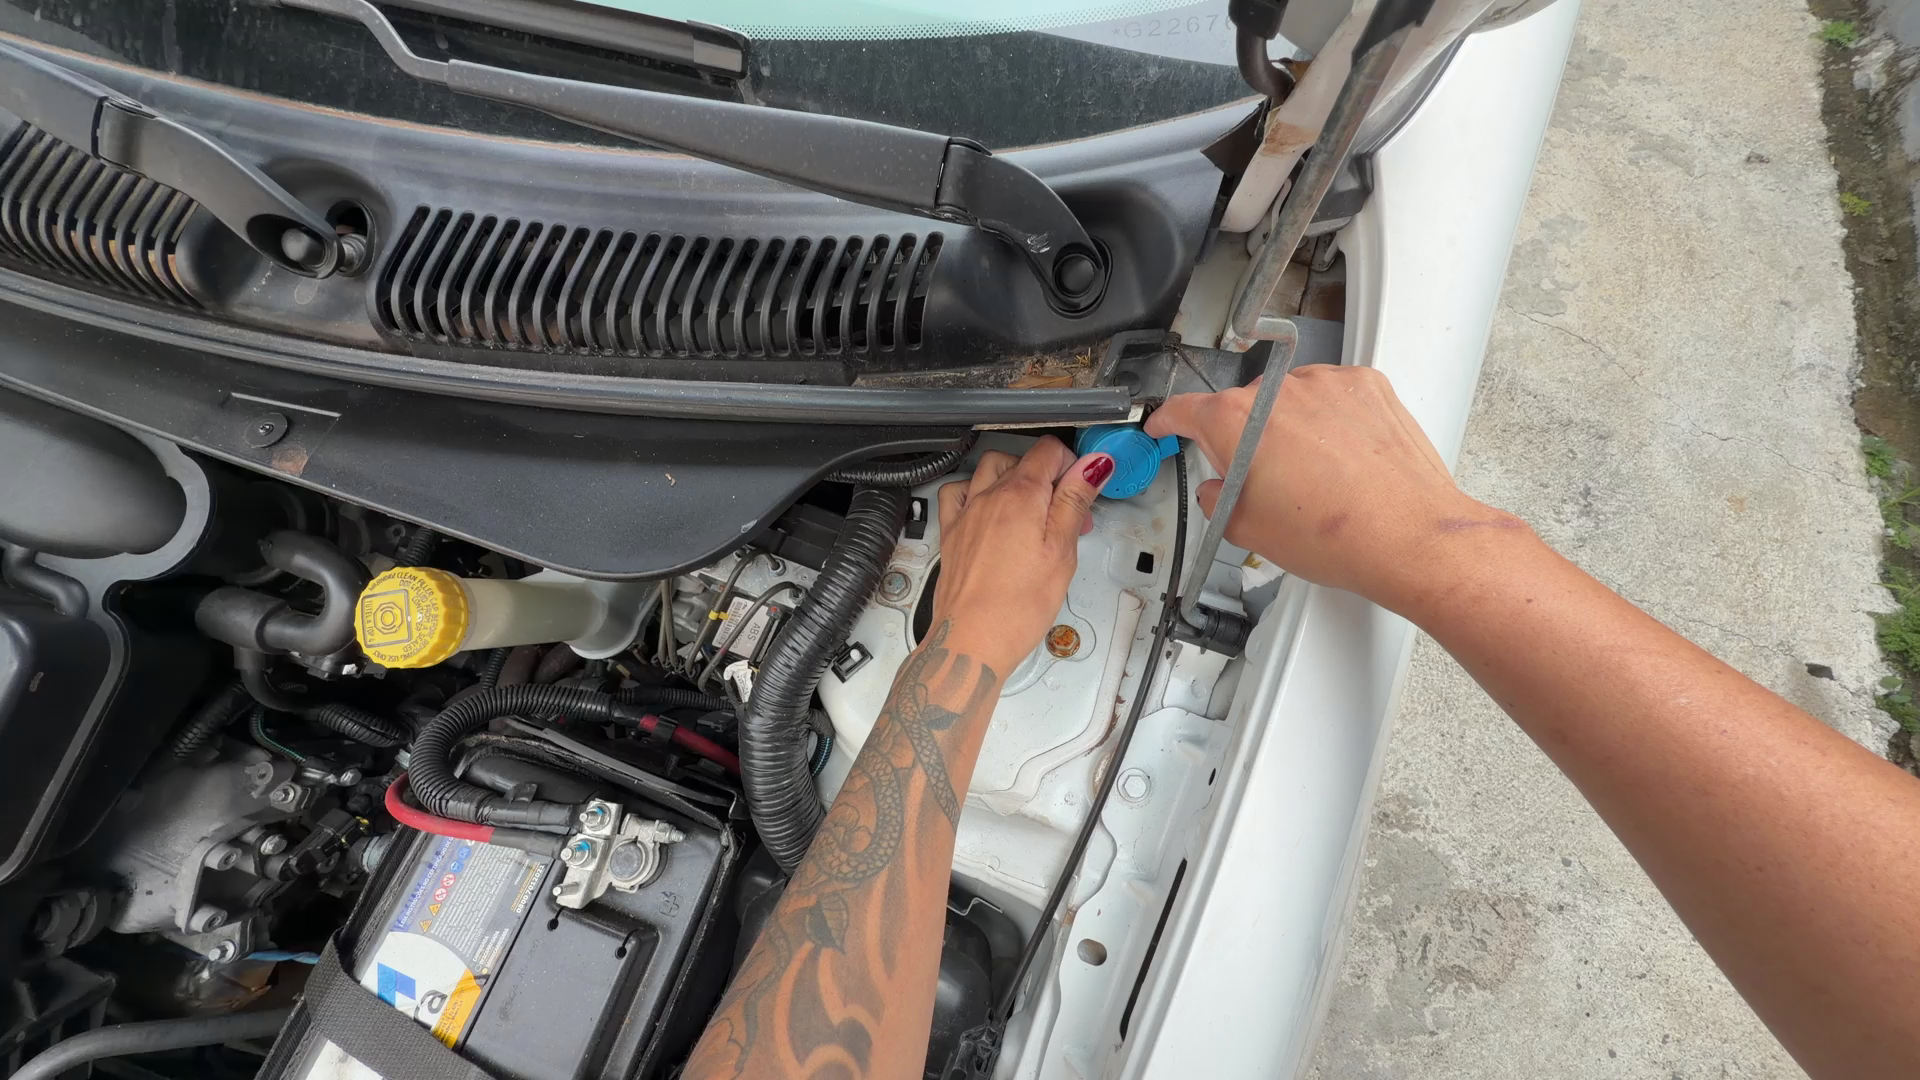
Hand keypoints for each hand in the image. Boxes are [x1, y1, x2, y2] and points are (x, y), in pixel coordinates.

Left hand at [931, 437, 1111, 672]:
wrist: (972, 639)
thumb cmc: (1016, 607)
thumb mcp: (1062, 551)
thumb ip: (1075, 501)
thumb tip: (1093, 465)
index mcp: (1021, 496)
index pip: (1050, 451)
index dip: (1074, 465)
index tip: (1084, 489)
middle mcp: (988, 497)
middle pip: (1024, 461)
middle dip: (1051, 479)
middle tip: (1068, 513)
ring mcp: (967, 513)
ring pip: (990, 469)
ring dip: (1015, 477)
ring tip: (1034, 509)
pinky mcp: (953, 533)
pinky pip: (959, 492)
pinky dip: (976, 489)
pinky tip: (989, 507)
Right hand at [1144, 365, 1524, 610]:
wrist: (1409, 538)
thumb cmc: (1331, 537)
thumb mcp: (1245, 529)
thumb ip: (1213, 500)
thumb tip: (1216, 490)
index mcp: (1233, 422)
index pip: (1182, 410)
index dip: (1167, 421)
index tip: (1166, 424)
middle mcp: (1276, 393)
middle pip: (1237, 408)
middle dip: (1240, 439)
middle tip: (1260, 482)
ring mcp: (1325, 384)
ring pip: (1286, 400)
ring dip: (1287, 427)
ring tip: (1312, 475)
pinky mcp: (1366, 386)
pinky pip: (1329, 396)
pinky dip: (1327, 419)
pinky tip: (1339, 458)